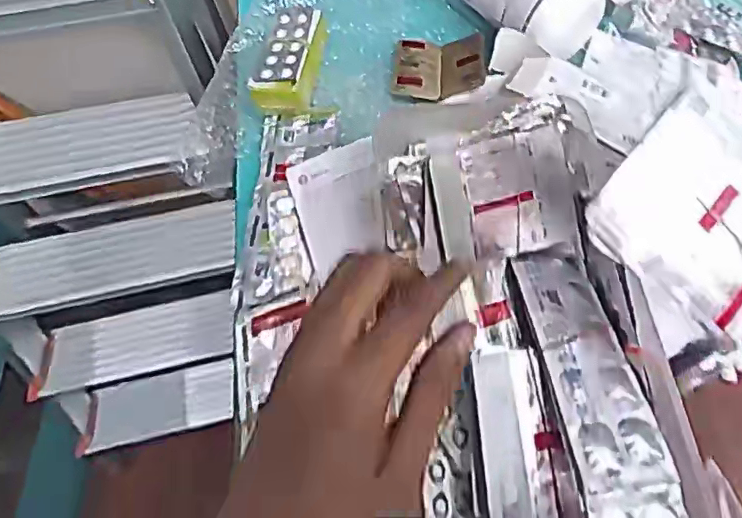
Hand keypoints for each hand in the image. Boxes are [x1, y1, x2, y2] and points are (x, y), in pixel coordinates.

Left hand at [219, 255, 473, 517]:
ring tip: (405, 298)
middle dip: (402, 266)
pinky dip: (349, 294)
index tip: (459, 268)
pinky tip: (370, 321)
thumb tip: (458, 340)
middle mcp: (318, 355)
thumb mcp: (401, 474)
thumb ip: (433, 394)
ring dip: (372, 275)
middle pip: (363, 271)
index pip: (408, 307)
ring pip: (336, 279)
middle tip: (431, 282)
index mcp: (355, 382)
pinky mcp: (283, 367)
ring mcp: (295, 358)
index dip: (441, 281)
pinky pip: (319, 305)